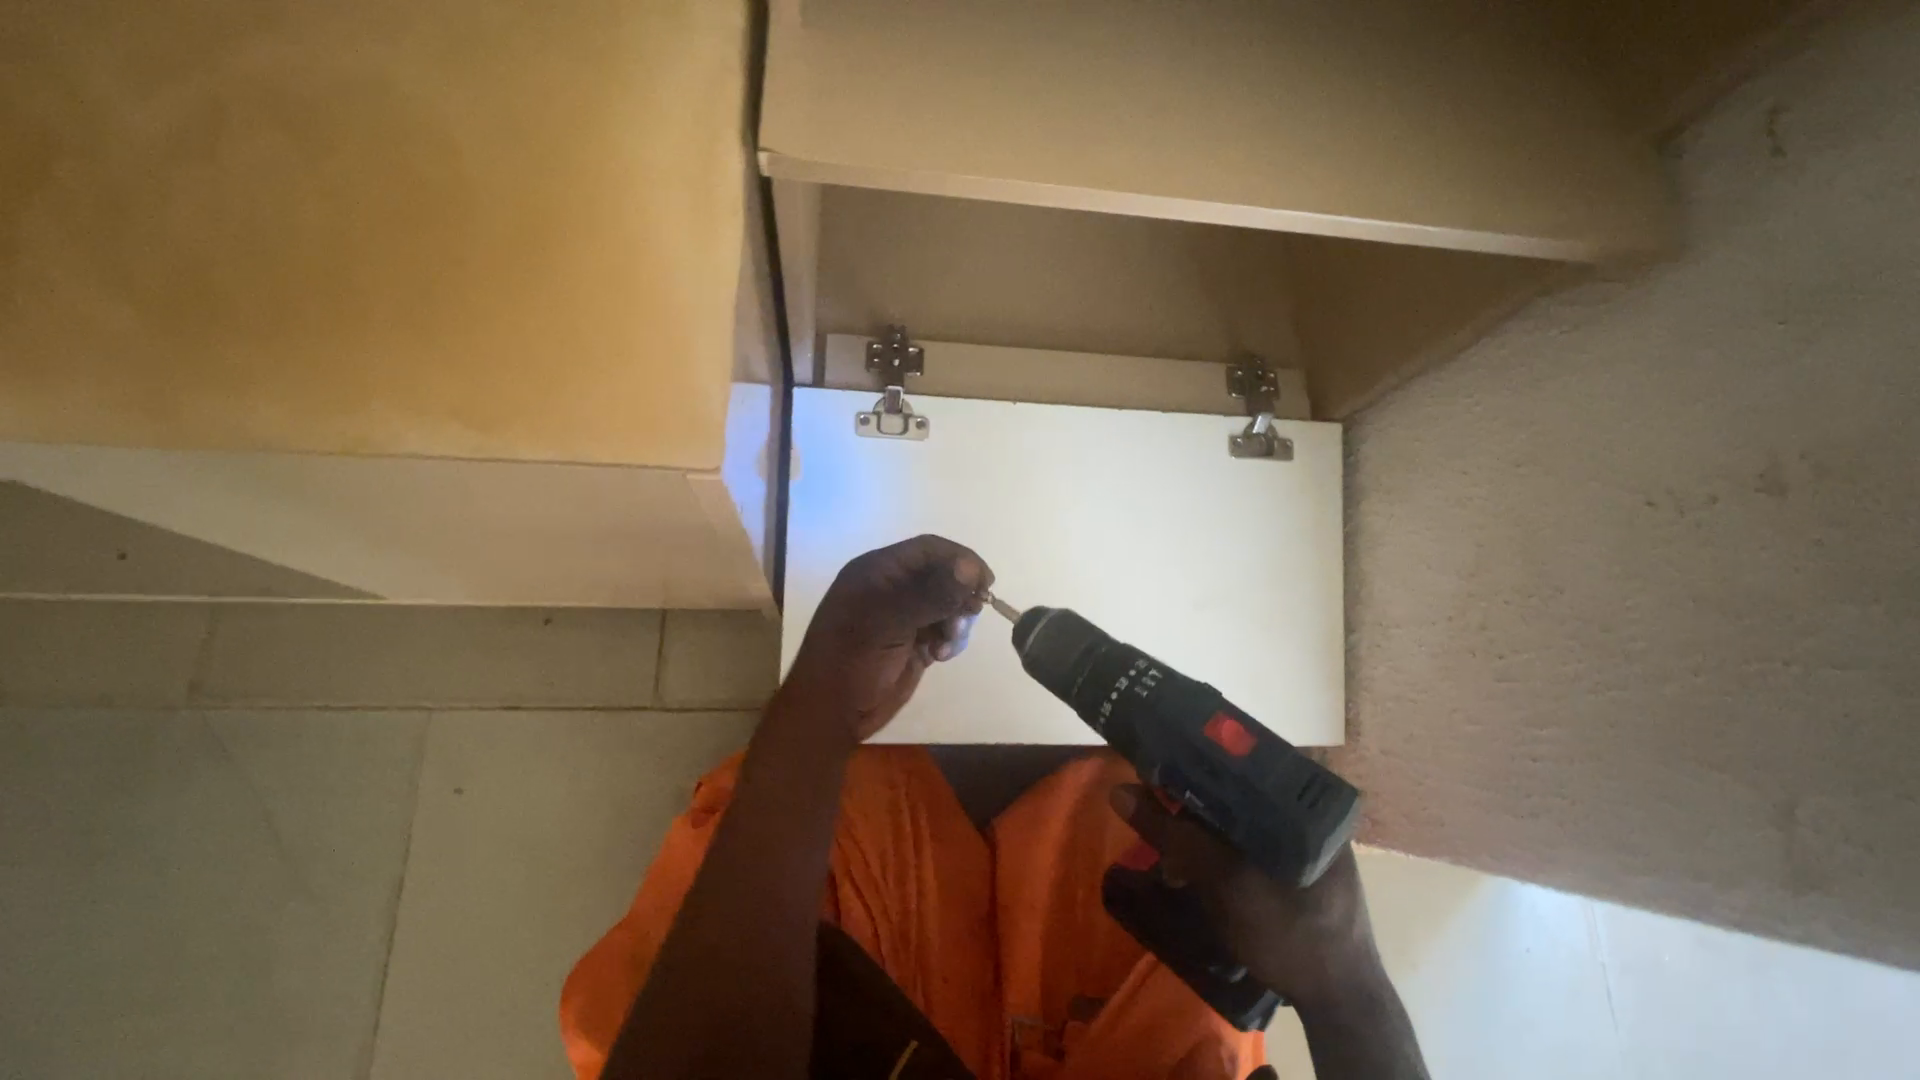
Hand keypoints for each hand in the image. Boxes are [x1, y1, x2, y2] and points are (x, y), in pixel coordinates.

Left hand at [780, 535, 992, 741]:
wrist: (831, 713)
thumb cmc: (850, 659)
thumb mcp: (888, 622)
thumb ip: (931, 594)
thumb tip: (971, 568)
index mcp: (878, 571)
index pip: (929, 550)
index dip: (960, 560)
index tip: (985, 582)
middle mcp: (892, 588)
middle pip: (943, 576)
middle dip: (960, 595)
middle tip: (971, 613)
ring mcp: (904, 617)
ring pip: (948, 605)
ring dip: (956, 622)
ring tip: (947, 643)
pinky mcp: (913, 644)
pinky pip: (944, 632)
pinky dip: (950, 641)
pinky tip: (939, 656)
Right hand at [1109, 785, 1384, 1010]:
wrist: (1339, 1004)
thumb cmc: (1287, 932)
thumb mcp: (1223, 879)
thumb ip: (1172, 833)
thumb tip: (1119, 792)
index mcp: (1306, 801)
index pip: (1241, 758)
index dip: (1193, 760)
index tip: (1154, 766)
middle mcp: (1309, 813)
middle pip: (1235, 790)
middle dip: (1189, 804)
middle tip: (1153, 816)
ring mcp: (1306, 844)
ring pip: (1238, 820)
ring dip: (1198, 834)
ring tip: (1170, 861)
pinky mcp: (1298, 869)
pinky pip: (1247, 844)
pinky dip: (1217, 852)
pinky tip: (1193, 873)